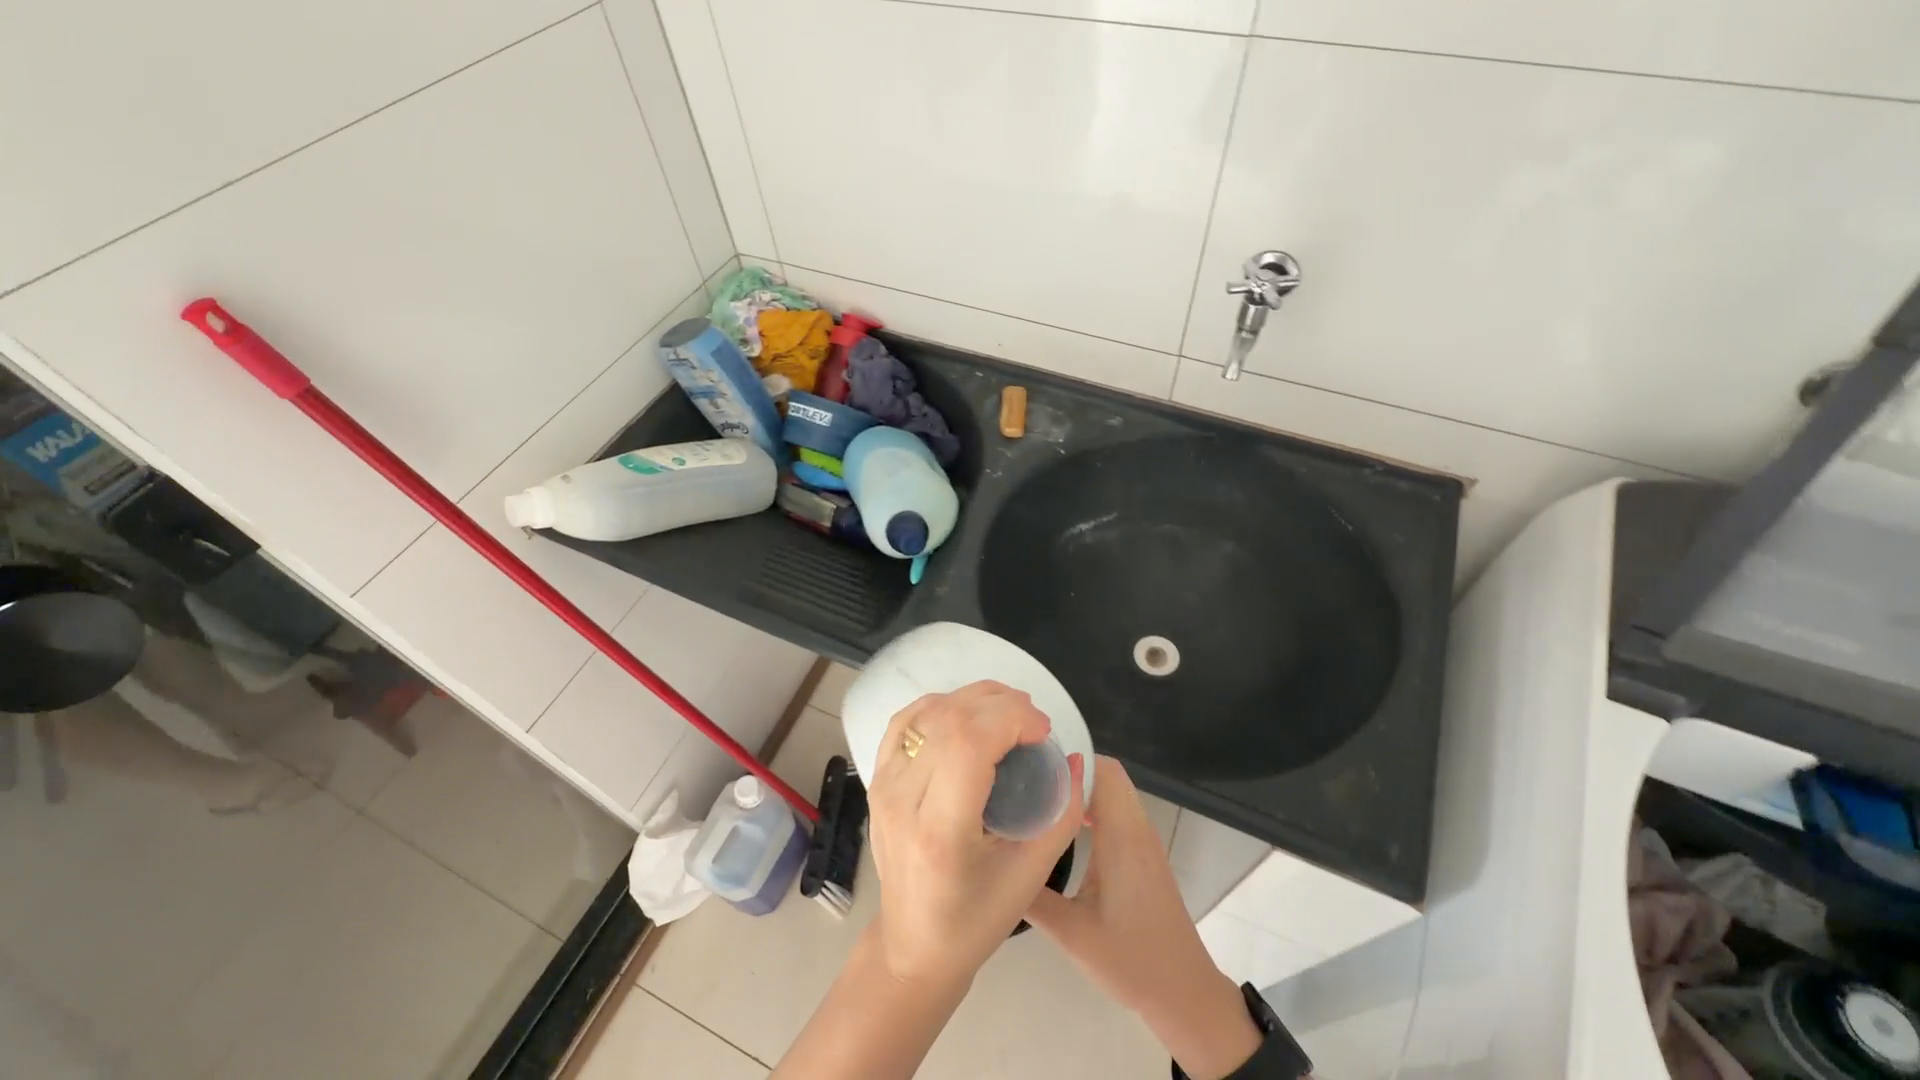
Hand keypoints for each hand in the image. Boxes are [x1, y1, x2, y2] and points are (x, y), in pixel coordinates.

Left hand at [864, 681, 1084, 991]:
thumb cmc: (975, 921)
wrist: (912, 945)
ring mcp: (882, 787)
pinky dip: (940, 706)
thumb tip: (1074, 759)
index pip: (968, 743)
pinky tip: (969, 714)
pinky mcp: (876, 780)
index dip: (1011, 719)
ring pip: (926, 713)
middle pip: (948, 720)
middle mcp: (902, 800)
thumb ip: (1060, 814)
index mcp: (940, 831)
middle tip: (1034, 721)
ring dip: (973, 699)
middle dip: (1000, 704)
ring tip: (1009, 712)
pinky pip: (905, 723)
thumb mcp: (1029, 876)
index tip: (1044, 731)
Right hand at [1026, 756, 1262, 1079]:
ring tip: (1034, 798)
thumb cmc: (1130, 960)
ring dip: (1079, 789)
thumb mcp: (1070, 932)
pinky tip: (1060, 829)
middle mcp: (1137, 830)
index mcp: (1122, 837)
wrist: (1183, 993)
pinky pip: (1118, 814)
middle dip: (1068, 769)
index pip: (1102, 771)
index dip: (1067, 759)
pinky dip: (1091, 808)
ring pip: (1113, 794)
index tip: (1027, 764)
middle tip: (1024, 779)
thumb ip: (1031, 895)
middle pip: (1107, 775)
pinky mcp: (1144, 857)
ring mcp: (1144, 843)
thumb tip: (992, 865)